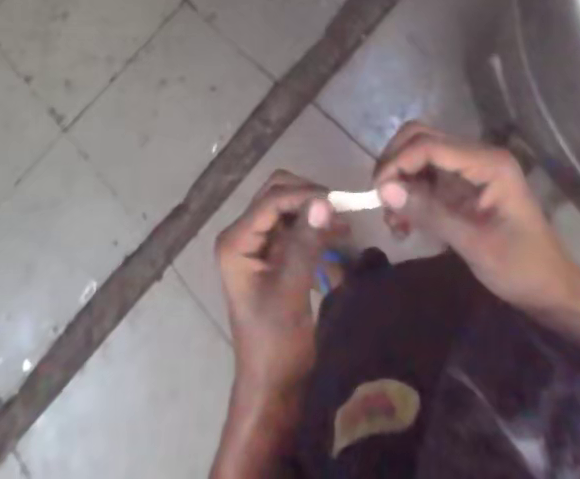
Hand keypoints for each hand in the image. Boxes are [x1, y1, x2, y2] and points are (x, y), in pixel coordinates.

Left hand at [214, 171, 336, 389]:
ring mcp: (258, 244)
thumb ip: (305, 244)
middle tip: (341, 211)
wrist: (273, 385)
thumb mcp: (291, 291)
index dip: (304, 195)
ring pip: (289, 208)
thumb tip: (324, 201)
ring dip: (315, 211)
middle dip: (309, 197)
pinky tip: (340, 237)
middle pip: (277, 195)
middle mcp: (243, 235)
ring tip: (344, 225)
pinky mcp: (275, 255)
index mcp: (235, 241)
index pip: (271, 200)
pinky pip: (296, 227)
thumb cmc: (276, 343)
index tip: (338, 203)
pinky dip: (317, 228)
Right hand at [373, 123, 579, 316]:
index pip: (429, 145)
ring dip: (400, 181)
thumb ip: (428, 212)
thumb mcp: (473, 243)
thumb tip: (383, 190)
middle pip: (421, 139)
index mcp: (488, 163)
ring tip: (393, 220)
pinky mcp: (463, 187)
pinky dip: (409, 195)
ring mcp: (470, 170)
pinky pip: (426, 178)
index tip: (377, 193)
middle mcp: (477, 157)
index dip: (398, 162)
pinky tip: (404, 224)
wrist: (552, 291)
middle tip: (380, 199)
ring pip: (420, 156)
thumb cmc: (521, 268)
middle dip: (395, 164)